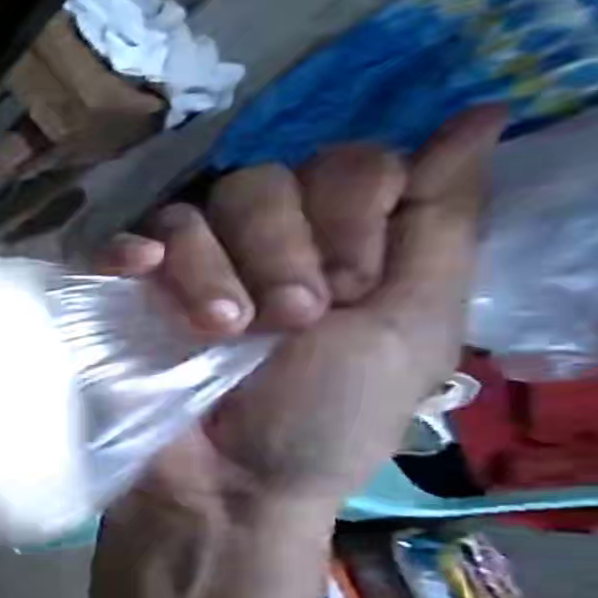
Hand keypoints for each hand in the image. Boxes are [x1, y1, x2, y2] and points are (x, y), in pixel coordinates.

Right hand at [98, 106, 508, 517]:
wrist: (222, 483)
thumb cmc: (324, 418)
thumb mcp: (412, 325)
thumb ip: (441, 224)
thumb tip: (478, 113)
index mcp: (336, 246)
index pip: (345, 167)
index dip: (351, 212)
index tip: (349, 290)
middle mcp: (256, 247)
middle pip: (263, 182)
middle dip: (282, 249)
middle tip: (286, 322)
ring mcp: (180, 271)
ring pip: (191, 213)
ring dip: (213, 267)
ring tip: (218, 332)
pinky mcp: (119, 296)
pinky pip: (120, 241)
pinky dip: (130, 246)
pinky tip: (139, 268)